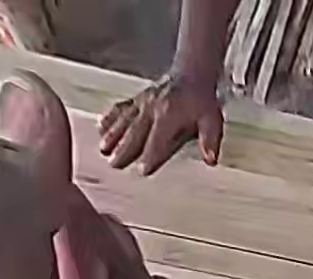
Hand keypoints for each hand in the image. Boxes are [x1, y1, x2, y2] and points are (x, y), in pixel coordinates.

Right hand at [99, 72, 223, 173]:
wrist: (193, 74)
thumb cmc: (202, 102)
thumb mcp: (212, 121)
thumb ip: (210, 140)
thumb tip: (211, 159)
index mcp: (169, 116)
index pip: (158, 141)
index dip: (151, 156)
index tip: (142, 170)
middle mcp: (152, 108)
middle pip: (136, 132)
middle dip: (124, 149)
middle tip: (114, 164)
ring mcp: (143, 102)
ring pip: (125, 120)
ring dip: (113, 134)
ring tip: (103, 148)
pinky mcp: (138, 99)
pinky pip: (121, 107)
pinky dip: (110, 116)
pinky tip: (101, 126)